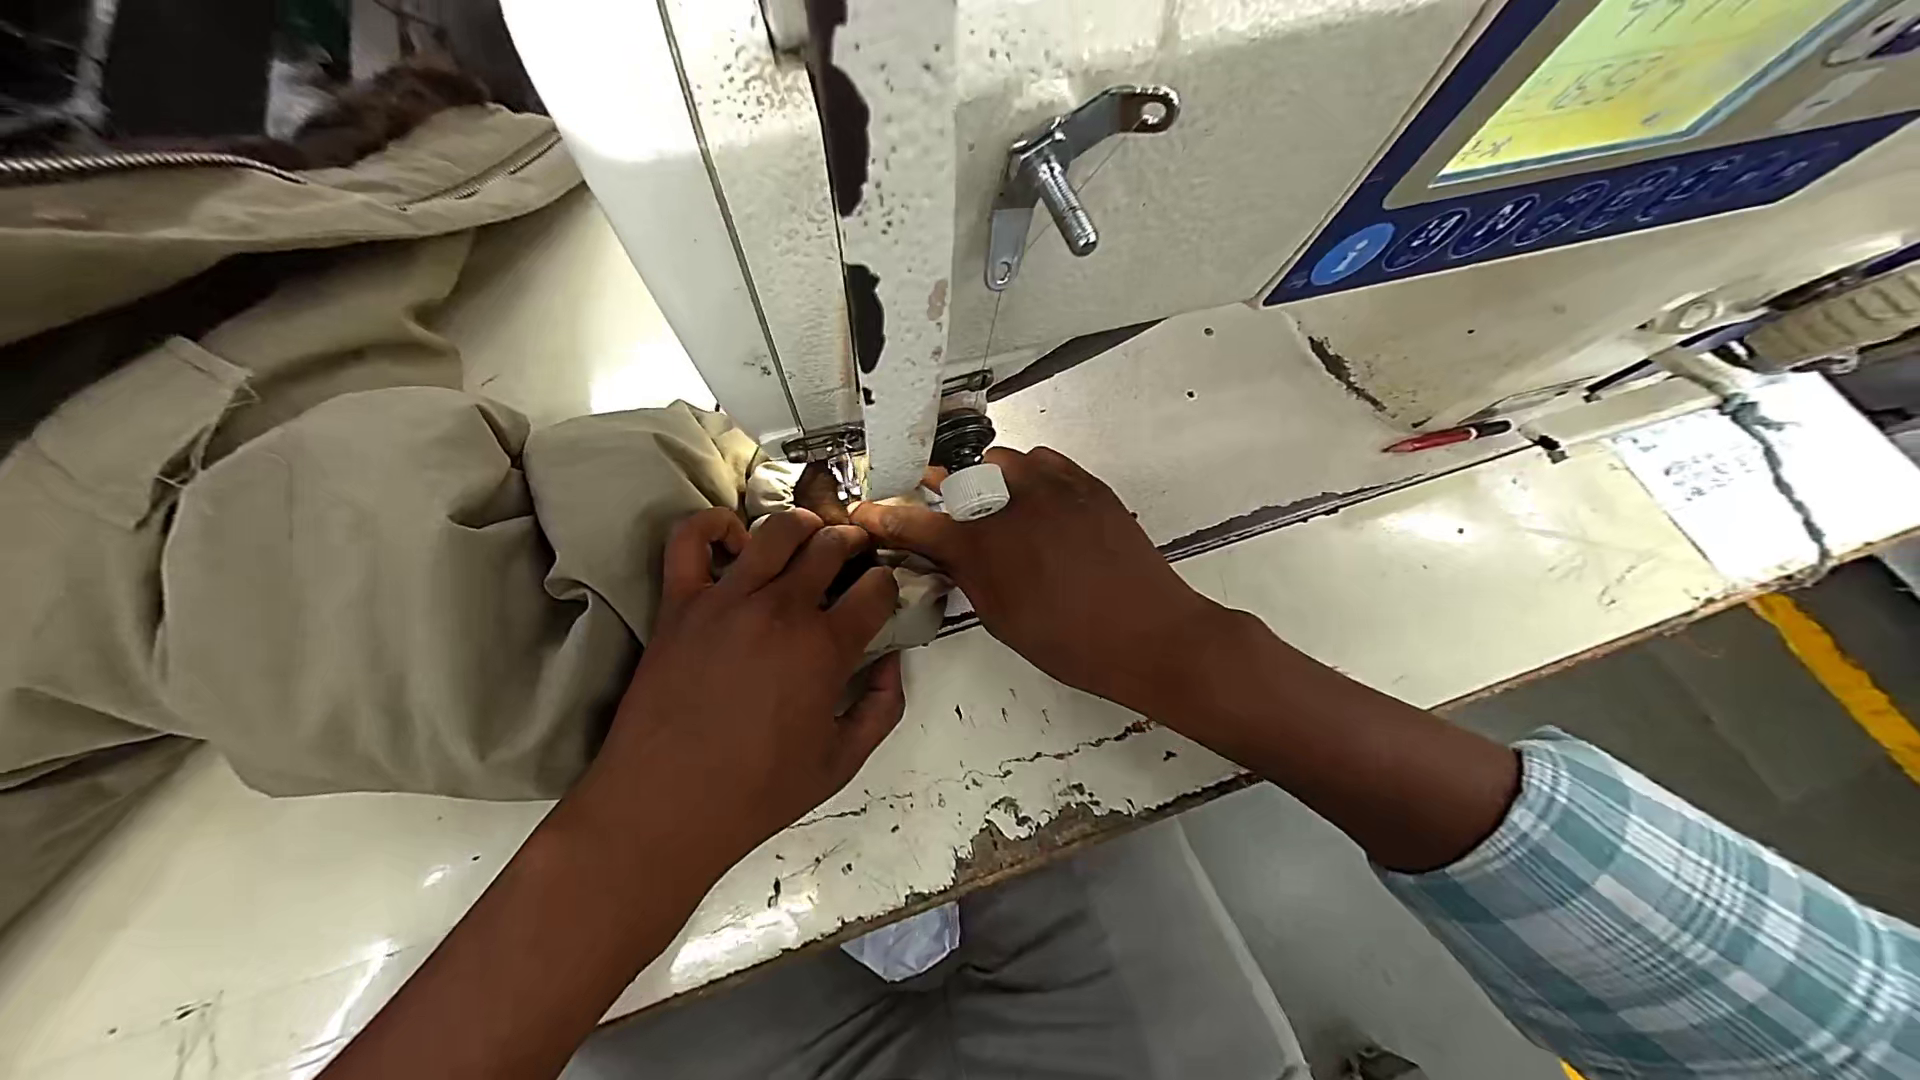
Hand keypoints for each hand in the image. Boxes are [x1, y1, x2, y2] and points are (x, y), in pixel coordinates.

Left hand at [589, 507, 904, 858]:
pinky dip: (713, 524)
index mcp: (825, 649)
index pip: (876, 588)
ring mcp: (726, 602)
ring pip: (776, 530)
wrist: (664, 807)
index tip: (883, 592)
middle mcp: (780, 612)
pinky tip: (733, 535)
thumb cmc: (754, 791)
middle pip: (832, 545)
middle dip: (854, 543)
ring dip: (804, 525)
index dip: (888, 585)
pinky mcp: (680, 605)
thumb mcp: (842, 762)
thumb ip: (882, 708)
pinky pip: (690, 539)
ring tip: (810, 536)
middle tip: (854, 553)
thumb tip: (893, 663)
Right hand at [852, 447, 1229, 716]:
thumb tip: (945, 554)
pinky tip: (1036, 503)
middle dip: (944, 497)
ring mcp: (1052, 487)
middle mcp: (1012, 505)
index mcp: (983, 547)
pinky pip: (1043, 460)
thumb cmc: (1073, 641)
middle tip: (951, 519)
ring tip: (1000, 511)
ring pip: (1000, 461)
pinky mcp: (1086, 483)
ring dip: (989, 481)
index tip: (872, 515)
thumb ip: (966, 575)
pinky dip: (1029, 475)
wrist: (1148, 634)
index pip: (915, 523)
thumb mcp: (1001, 618)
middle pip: (957, 479)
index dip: (886, 518)